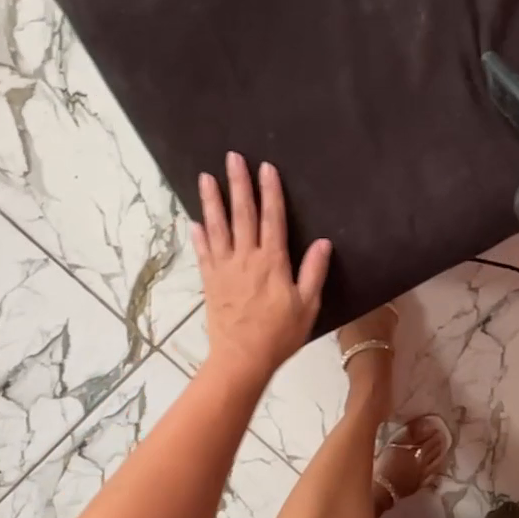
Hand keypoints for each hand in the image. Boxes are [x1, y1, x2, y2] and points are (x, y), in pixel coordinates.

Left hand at [192, 152, 332, 382]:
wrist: (242, 359)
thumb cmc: (280, 335)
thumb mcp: (307, 305)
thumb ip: (313, 271)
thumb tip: (323, 243)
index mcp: (273, 262)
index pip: (272, 218)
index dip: (270, 192)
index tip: (265, 168)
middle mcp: (246, 259)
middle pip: (242, 214)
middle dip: (238, 184)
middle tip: (232, 158)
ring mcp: (224, 269)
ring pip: (217, 227)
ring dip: (212, 201)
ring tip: (206, 177)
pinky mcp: (211, 282)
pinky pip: (204, 253)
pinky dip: (199, 235)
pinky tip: (195, 221)